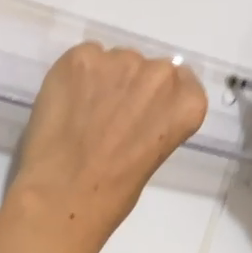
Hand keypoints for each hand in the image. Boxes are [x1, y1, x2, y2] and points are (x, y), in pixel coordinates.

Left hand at [10, 42, 207, 236]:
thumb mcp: (151, 159)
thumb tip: (130, 114)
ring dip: (102, 81)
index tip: (141, 116)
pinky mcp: (81, 57)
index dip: (157, 99)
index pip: (182, 83)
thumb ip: (151, 125)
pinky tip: (64, 107)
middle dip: (129, 88)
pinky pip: (82, 60)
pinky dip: (74, 79)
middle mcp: (160, 74)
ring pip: (112, 61)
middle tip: (107, 119)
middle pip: (146, 69)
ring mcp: (120, 60)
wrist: (63, 195)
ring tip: (82, 116)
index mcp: (187, 104)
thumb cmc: (112, 195)